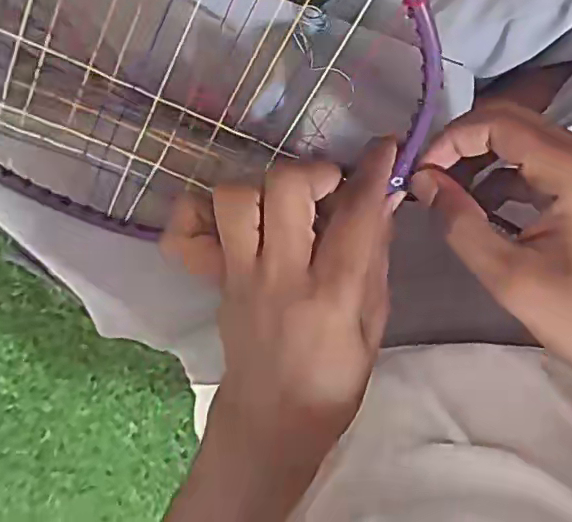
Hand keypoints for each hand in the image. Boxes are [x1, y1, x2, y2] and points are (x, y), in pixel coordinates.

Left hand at [162, 140, 399, 444]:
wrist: (269, 426)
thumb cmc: (335, 380)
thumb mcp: (374, 324)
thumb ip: (376, 253)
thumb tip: (384, 196)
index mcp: (330, 296)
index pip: (354, 216)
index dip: (372, 171)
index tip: (385, 146)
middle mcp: (279, 277)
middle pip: (285, 188)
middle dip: (316, 171)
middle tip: (333, 188)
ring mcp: (238, 277)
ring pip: (235, 198)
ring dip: (267, 185)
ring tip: (289, 202)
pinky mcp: (212, 281)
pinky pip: (185, 233)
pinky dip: (201, 212)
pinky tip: (235, 216)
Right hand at [406, 103, 571, 412]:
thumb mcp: (511, 278)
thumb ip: (461, 223)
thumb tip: (422, 181)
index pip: (500, 123)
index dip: (452, 139)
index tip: (420, 171)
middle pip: (511, 121)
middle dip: (462, 143)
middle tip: (427, 178)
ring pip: (521, 138)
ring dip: (480, 158)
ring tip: (445, 193)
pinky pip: (535, 160)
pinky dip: (501, 174)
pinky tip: (478, 205)